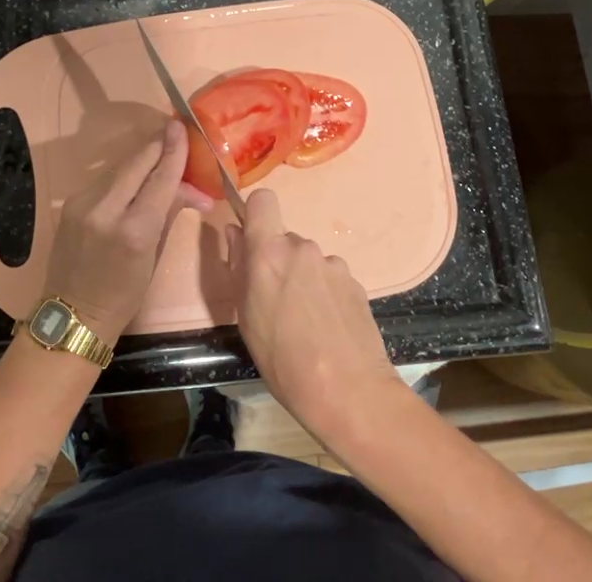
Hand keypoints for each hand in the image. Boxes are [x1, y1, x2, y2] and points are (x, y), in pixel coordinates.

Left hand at [44, 119, 210, 343]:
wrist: (73, 313)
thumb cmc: (124, 295)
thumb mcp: (153, 256)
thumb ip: (167, 213)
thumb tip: (186, 186)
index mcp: (134, 230)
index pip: (159, 179)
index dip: (173, 152)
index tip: (181, 127)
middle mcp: (105, 210)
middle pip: (136, 164)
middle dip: (157, 146)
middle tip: (175, 131)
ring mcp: (82, 205)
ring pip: (119, 169)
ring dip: (142, 160)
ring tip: (161, 156)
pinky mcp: (70, 204)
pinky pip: (103, 181)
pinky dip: (123, 176)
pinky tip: (135, 177)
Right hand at [230, 188, 403, 436]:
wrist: (348, 391)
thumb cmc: (282, 359)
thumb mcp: (245, 317)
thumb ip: (238, 267)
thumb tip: (235, 233)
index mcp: (269, 252)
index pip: (263, 200)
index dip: (255, 214)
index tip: (252, 240)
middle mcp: (303, 248)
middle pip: (285, 239)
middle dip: (278, 261)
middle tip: (275, 301)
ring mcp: (334, 264)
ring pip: (309, 261)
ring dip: (303, 279)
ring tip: (305, 322)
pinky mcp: (356, 283)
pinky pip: (331, 278)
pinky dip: (325, 295)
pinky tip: (327, 328)